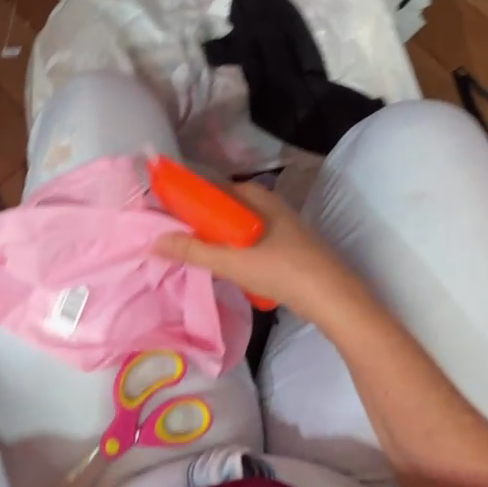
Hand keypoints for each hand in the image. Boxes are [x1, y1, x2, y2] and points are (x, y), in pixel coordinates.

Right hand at [152, 180, 360, 320]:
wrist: (333, 298)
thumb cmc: (282, 270)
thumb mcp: (231, 261)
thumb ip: (192, 250)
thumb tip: (154, 242)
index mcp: (256, 196)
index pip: (211, 188)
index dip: (187, 199)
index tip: (164, 214)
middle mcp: (268, 204)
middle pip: (223, 208)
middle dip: (199, 222)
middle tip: (176, 239)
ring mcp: (280, 225)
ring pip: (237, 227)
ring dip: (217, 239)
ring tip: (195, 255)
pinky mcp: (287, 246)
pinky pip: (249, 241)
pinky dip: (234, 251)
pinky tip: (226, 269)